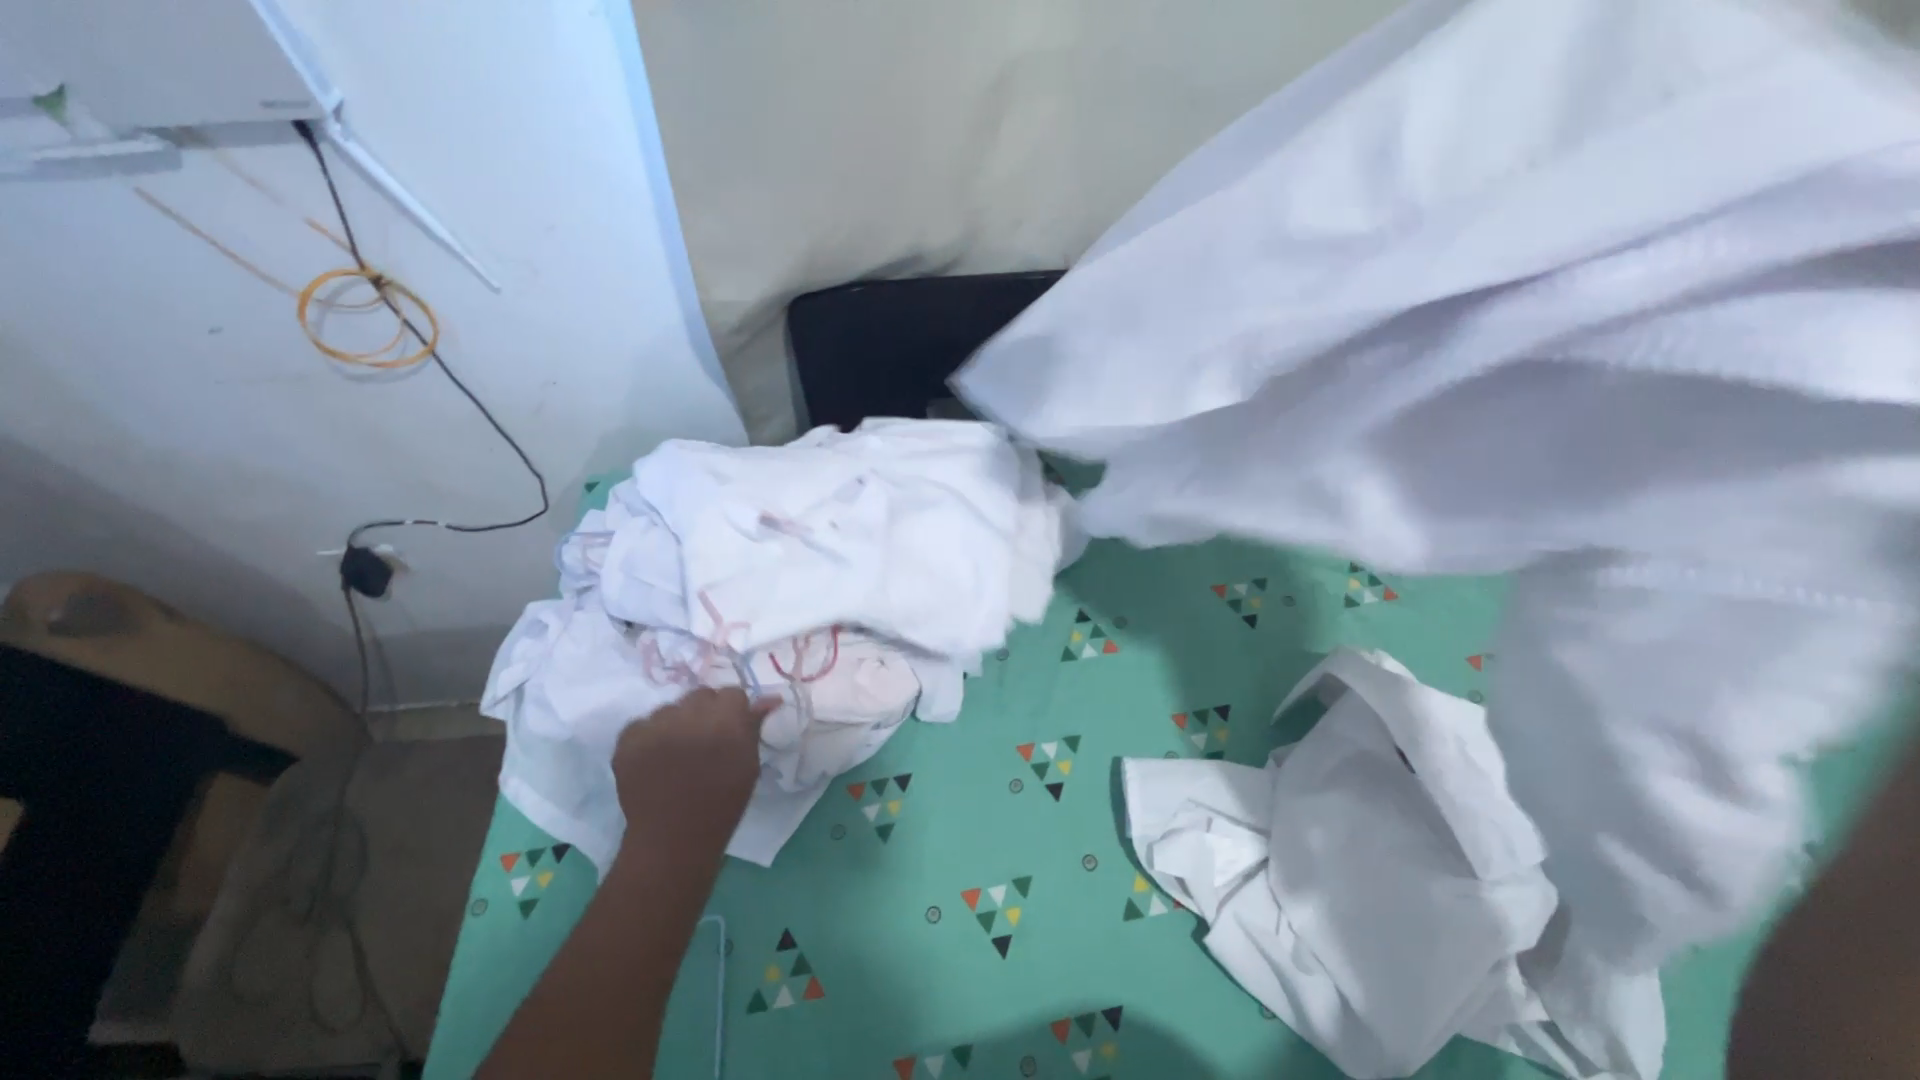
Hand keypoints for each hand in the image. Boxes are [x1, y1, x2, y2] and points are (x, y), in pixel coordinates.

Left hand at [613, 688, 778, 845]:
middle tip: (704, 741)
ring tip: (677, 754)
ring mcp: (655, 724)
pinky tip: (655, 760)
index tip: (730, 731)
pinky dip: (649, 737)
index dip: (732, 711)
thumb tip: (770, 698)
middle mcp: (690, 714)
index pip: (731, 693)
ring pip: (670, 708)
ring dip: (676, 723)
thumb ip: (753, 726)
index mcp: (726, 720)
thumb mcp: (749, 765)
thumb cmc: (722, 804)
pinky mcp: (628, 738)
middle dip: (705, 712)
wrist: (673, 839)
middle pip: (700, 695)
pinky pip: (642, 724)